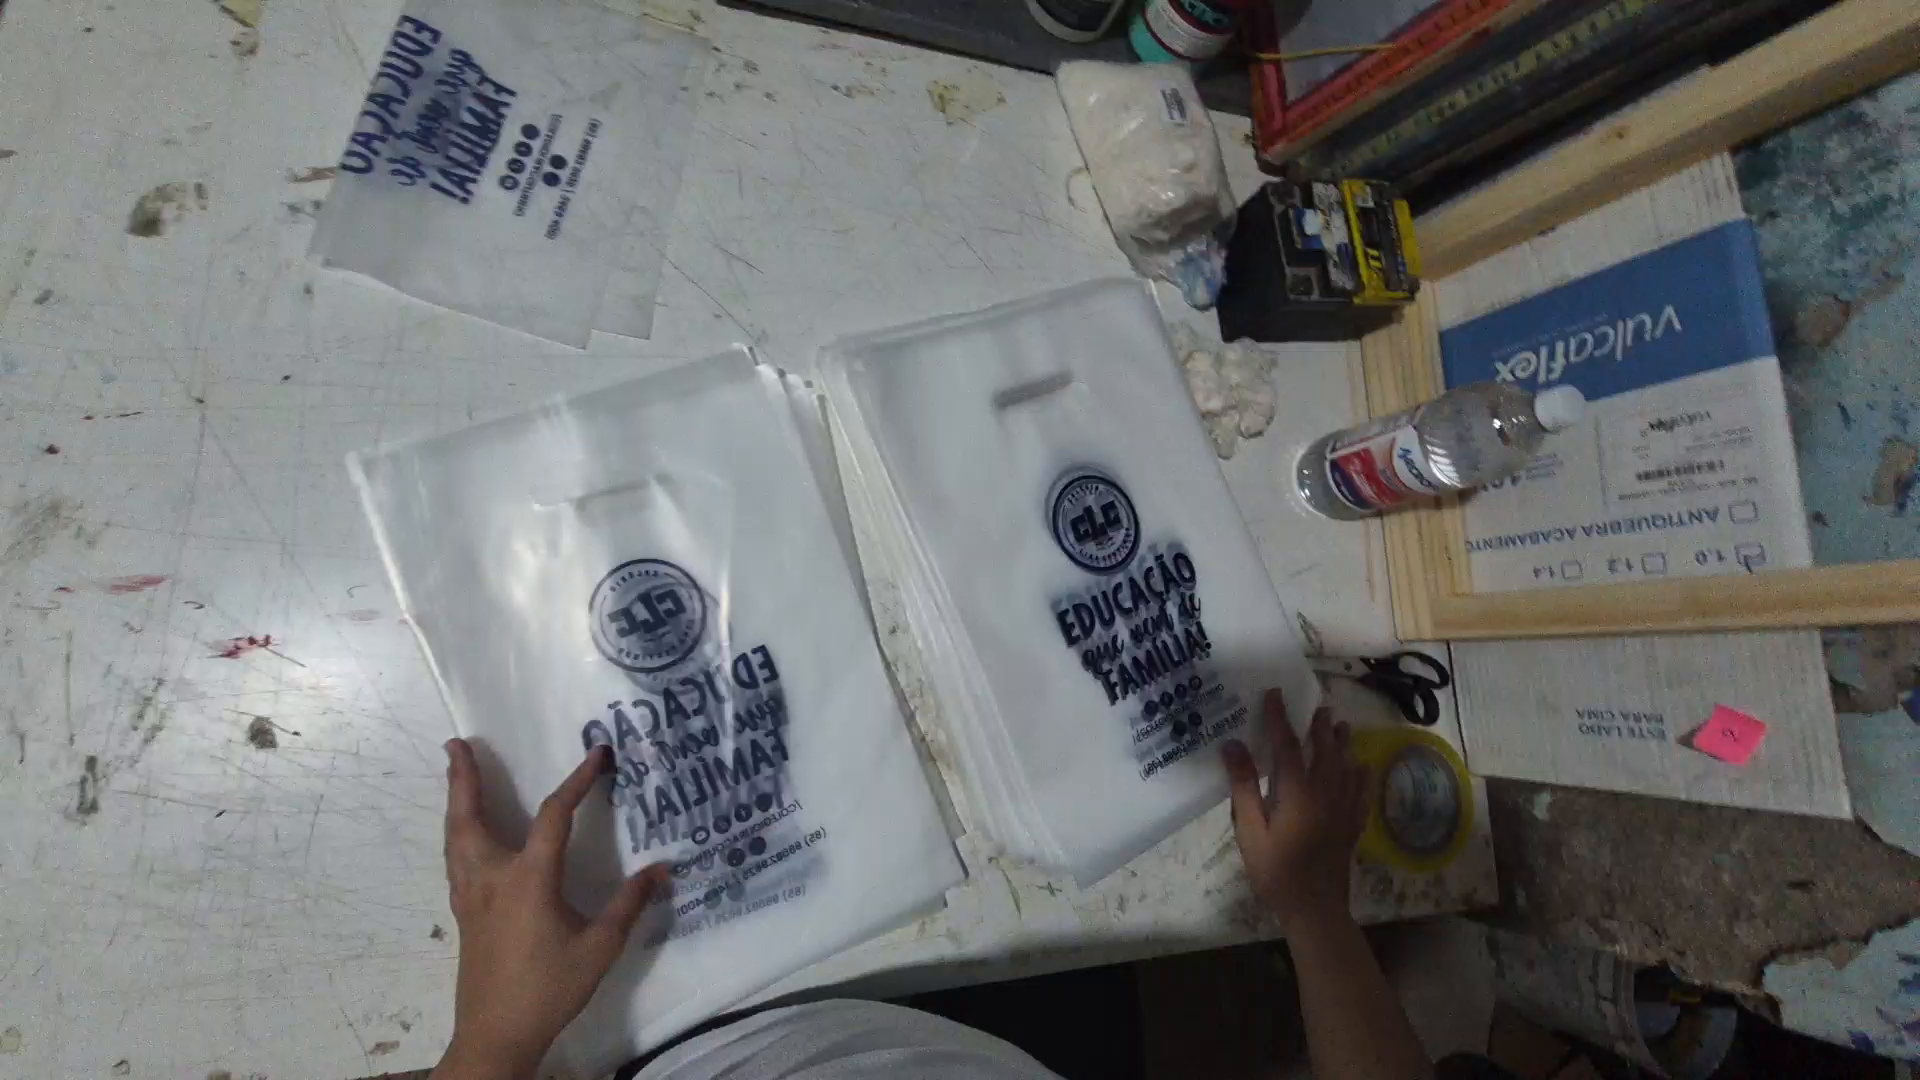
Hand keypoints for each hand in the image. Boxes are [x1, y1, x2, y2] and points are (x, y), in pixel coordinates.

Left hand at [433, 739, 670, 1079]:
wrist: (494, 1039)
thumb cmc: (549, 988)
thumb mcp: (600, 946)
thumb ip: (630, 903)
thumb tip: (662, 868)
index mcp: (528, 880)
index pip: (554, 816)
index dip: (578, 782)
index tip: (598, 755)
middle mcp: (491, 880)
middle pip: (469, 819)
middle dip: (464, 780)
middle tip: (457, 744)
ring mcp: (471, 898)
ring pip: (455, 839)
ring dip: (456, 803)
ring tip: (455, 774)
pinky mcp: (465, 915)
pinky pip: (456, 859)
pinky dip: (458, 832)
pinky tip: (466, 834)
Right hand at [1221, 690, 1367, 936]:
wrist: (1314, 909)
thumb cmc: (1275, 870)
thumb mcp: (1248, 829)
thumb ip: (1243, 785)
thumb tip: (1233, 744)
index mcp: (1298, 793)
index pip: (1288, 745)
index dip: (1280, 718)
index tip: (1275, 694)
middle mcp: (1325, 795)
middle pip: (1325, 752)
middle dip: (1320, 727)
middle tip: (1318, 706)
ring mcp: (1343, 811)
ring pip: (1346, 769)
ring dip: (1343, 745)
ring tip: (1341, 725)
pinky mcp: (1352, 827)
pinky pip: (1361, 793)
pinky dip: (1361, 776)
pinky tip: (1361, 768)